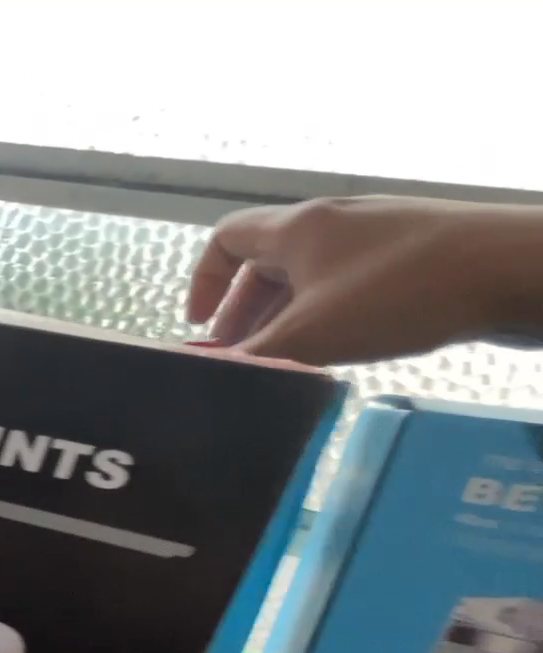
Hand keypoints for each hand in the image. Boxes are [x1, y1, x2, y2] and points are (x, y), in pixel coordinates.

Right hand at [187, 196, 542, 364]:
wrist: (533, 270)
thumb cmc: (404, 293)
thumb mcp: (308, 337)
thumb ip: (246, 359)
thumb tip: (205, 374)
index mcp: (298, 227)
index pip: (223, 240)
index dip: (203, 284)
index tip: (200, 326)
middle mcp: (335, 220)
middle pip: (264, 262)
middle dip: (242, 312)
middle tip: (240, 353)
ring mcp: (382, 233)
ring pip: (309, 274)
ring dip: (285, 315)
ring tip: (287, 355)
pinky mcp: (421, 251)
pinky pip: (350, 279)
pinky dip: (329, 310)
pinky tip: (342, 342)